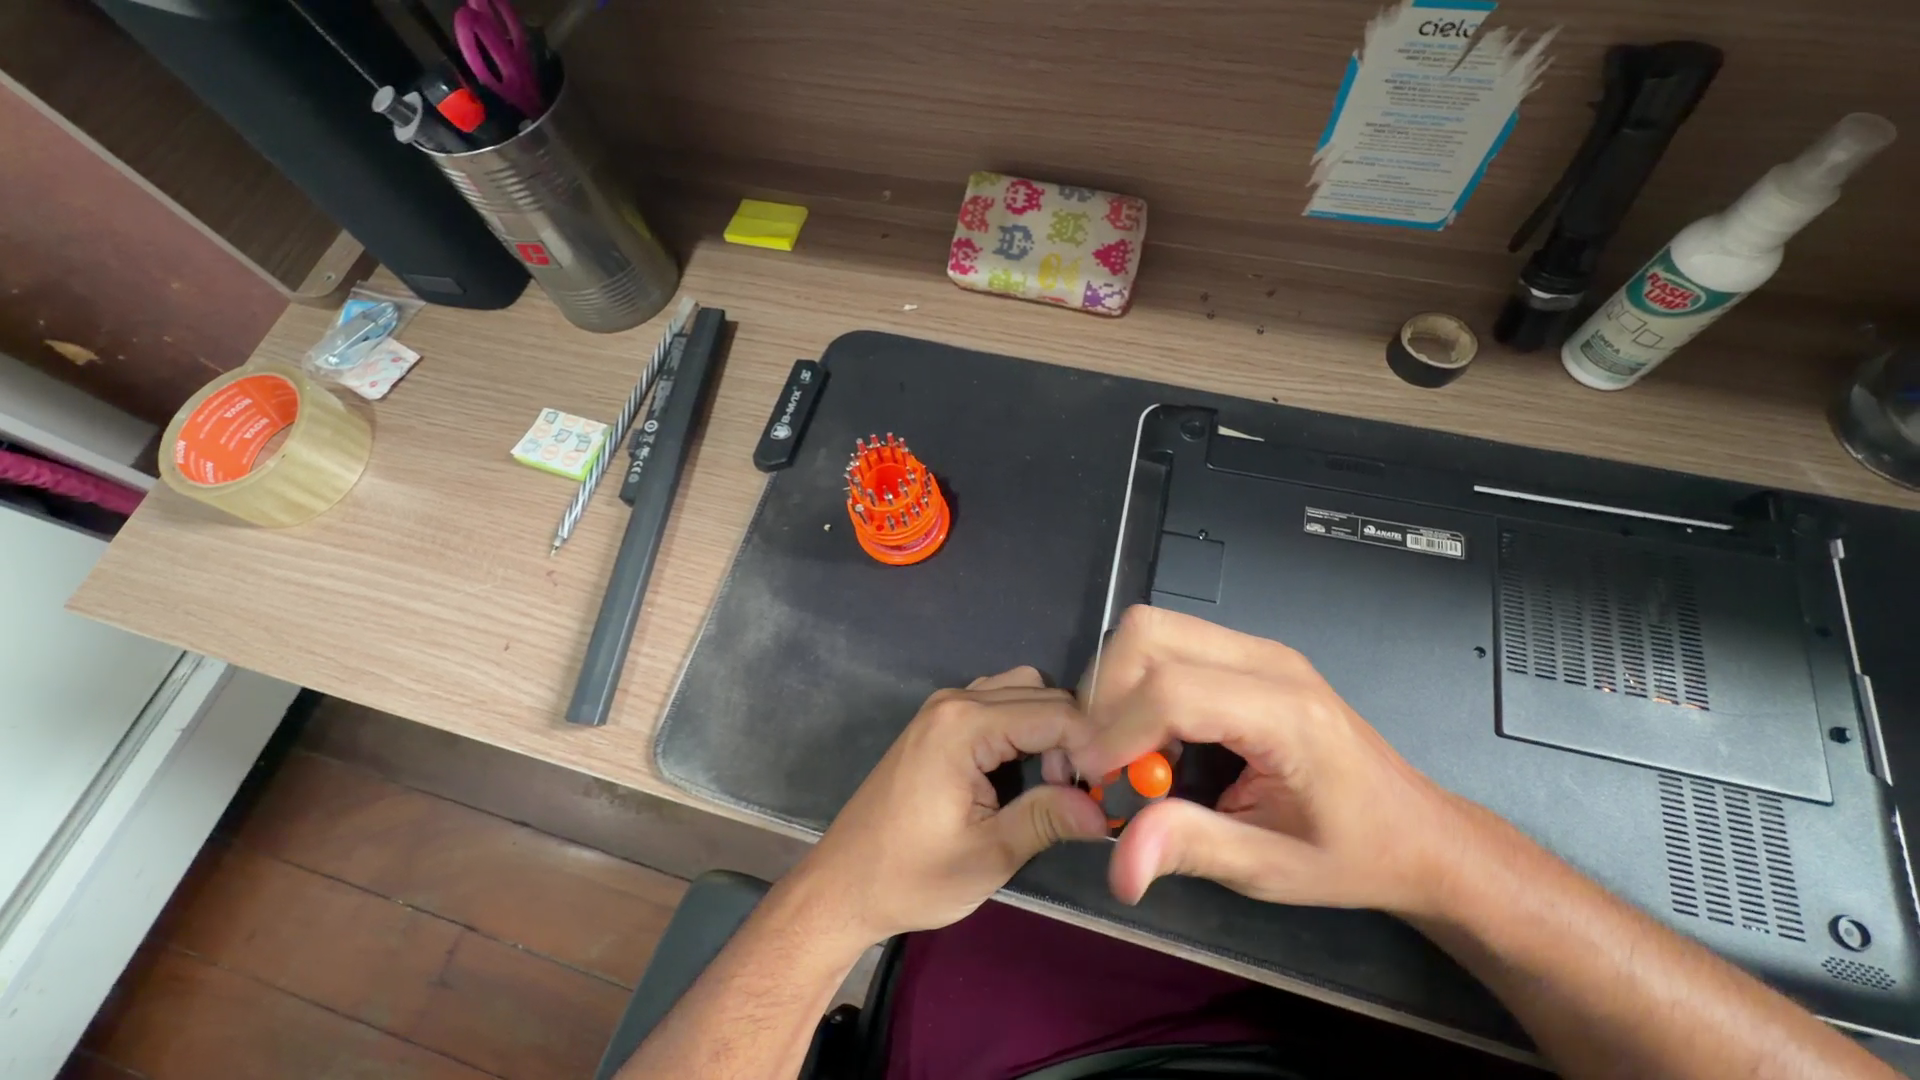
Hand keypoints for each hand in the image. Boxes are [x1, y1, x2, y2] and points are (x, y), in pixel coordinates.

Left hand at [794, 666, 1107, 944]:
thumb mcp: (987, 855)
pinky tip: (1027, 772)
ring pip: (1023, 692)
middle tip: (1077, 794)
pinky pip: (999, 704)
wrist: (843, 885)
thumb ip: (1047, 820)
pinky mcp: (941, 723)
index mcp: (964, 725)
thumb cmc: (910, 875)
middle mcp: (956, 701)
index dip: (1092, 747)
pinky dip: (1025, 728)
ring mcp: (945, 708)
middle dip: (1073, 737)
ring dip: (1050, 729)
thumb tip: (1105, 810)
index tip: (1106, 791)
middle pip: (1042, 693)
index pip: (1056, 712)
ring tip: (1055, 784)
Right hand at [1068, 606, 1474, 917]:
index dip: (1116, 730)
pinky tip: (1153, 737)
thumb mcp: (1273, 868)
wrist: (1416, 830)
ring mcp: (1258, 650)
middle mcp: (1268, 661)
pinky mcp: (1247, 654)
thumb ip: (1192, 849)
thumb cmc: (1353, 853)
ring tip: (1125, 748)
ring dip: (1116, 684)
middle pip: (1149, 633)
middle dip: (1105, 692)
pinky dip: (1137, 681)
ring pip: (1150, 628)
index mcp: (1286, 714)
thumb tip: (1118, 864)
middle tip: (1103, 757)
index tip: (1093, 778)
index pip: (1172, 690)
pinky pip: (1167, 643)